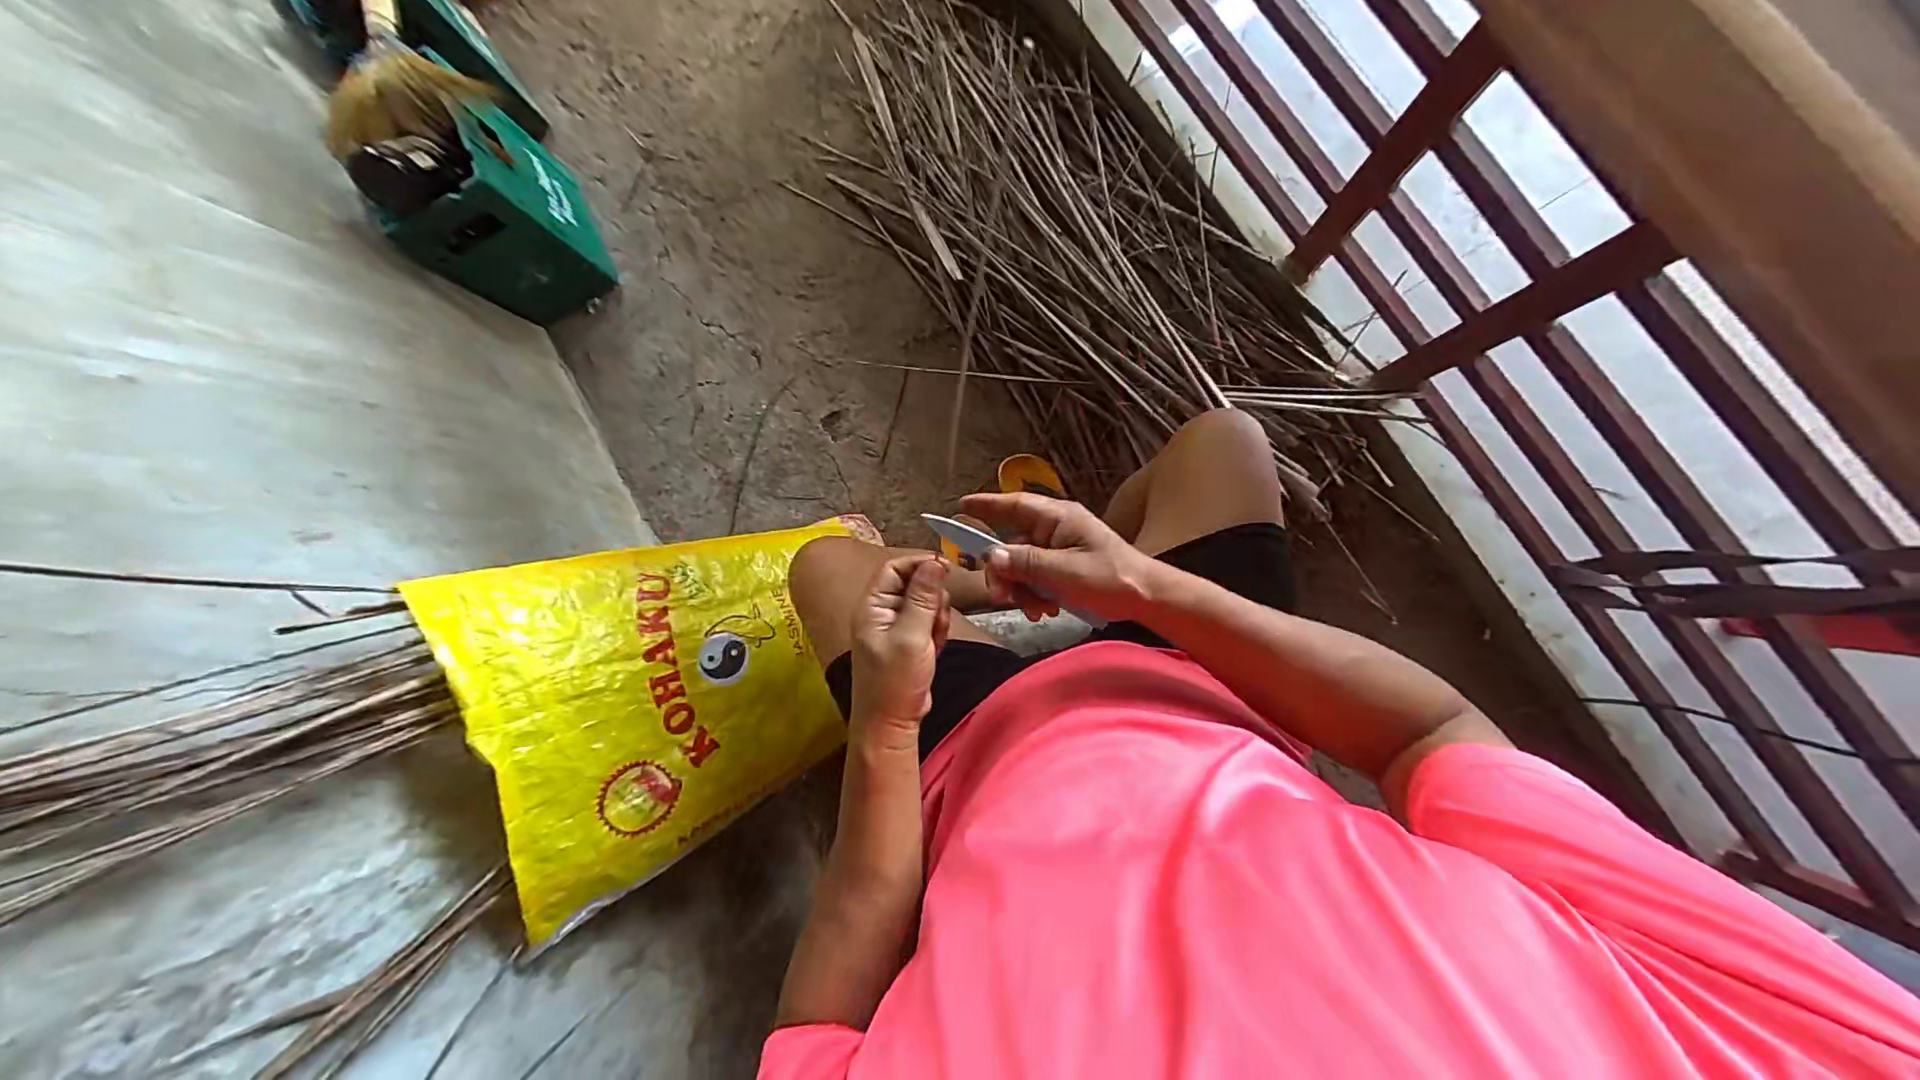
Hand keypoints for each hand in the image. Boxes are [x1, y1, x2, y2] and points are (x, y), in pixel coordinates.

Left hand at [849, 554, 951, 738]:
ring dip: (937, 618)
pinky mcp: (910, 642)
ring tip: (933, 641)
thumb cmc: (895, 682)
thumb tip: (934, 562)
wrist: (892, 724)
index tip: (946, 568)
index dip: (920, 564)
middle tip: (937, 619)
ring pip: (926, 604)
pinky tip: (934, 650)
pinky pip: (930, 623)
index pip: (894, 568)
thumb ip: (923, 597)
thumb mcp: (912, 636)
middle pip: (914, 584)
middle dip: (932, 598)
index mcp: (872, 606)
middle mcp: (882, 613)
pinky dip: (937, 633)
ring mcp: (896, 628)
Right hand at [957, 492, 1157, 623]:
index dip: (985, 505)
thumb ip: (1025, 562)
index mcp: (1057, 518)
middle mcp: (1056, 528)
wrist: (1148, 597)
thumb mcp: (1063, 572)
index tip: (960, 506)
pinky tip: (1046, 610)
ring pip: (1022, 565)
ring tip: (1036, 610)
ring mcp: (1061, 548)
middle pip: (1012, 544)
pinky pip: (1037, 577)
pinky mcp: (1066, 567)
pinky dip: (1036, 594)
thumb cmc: (1110, 578)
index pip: (1013, 505)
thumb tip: (990, 556)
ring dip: (1022, 589)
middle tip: (1002, 597)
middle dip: (1005, 572)